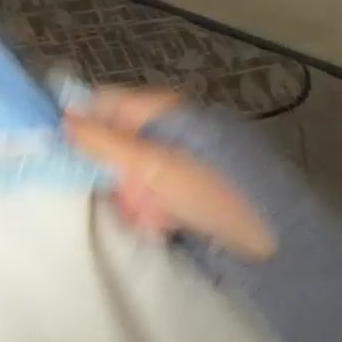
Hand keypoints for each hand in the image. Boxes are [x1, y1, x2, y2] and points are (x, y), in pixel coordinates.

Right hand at [62, 87, 276, 260]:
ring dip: (131, 190)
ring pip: (135, 164)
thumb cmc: (210, 192)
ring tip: (147, 215)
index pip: (104, 102)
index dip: (83, 125)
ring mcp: (192, 153)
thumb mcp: (148, 165)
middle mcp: (177, 124)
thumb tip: (60, 120)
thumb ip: (100, 140)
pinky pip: (158, 183)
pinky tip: (162, 221)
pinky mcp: (203, 181)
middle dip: (112, 169)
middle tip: (121, 195)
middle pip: (118, 137)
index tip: (72, 154)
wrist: (281, 238)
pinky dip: (152, 201)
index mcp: (165, 109)